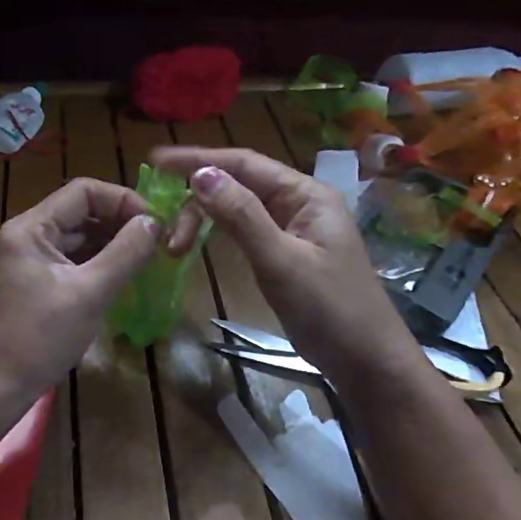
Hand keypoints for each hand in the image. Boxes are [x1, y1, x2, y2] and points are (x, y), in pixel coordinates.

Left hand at [0, 178, 160, 395]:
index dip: (123, 200)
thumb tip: (156, 222)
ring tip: (150, 257)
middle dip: (122, 222)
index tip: (156, 223)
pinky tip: (128, 273)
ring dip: (115, 242)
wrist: (4, 382)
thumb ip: (126, 252)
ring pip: (81, 236)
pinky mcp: (39, 279)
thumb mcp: (90, 292)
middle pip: (82, 211)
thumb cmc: (42, 336)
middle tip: (160, 241)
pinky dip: (102, 261)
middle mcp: (28, 234)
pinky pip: (75, 258)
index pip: (83, 191)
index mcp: (31, 228)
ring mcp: (32, 258)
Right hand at [150, 146, 420, 380]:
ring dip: (202, 219)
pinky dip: (215, 233)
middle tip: (164, 235)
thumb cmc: (329, 309)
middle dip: (196, 202)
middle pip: (237, 185)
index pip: (244, 164)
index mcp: (306, 195)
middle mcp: (299, 203)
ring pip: (236, 209)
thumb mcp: (280, 260)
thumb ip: (241, 216)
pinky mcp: (284, 254)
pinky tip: (195, 242)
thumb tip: (200, 174)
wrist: (365, 360)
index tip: (155, 160)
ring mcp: (292, 229)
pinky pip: (242, 231)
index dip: (198, 159)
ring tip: (173, 246)